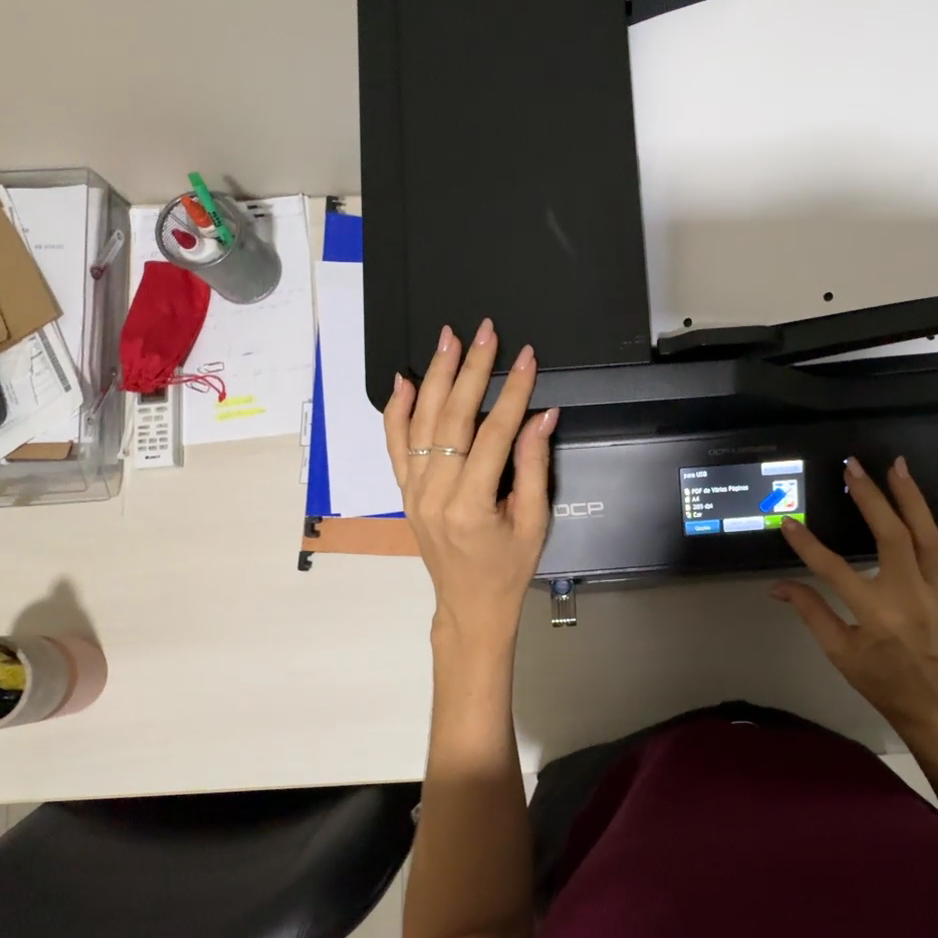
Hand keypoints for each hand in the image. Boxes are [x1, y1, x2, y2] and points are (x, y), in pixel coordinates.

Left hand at [384, 319, 558, 654]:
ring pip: (420, 422)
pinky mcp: (404, 492)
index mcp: (470, 505)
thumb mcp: (534, 522)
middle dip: (471, 370)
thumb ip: (533, 467)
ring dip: (434, 376)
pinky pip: (395, 445)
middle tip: (485, 333)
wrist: (470, 604)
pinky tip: (403, 380)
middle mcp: (434, 494)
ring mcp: (413, 492)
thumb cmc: (508, 569)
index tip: (526, 359)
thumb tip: (542, 416)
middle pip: (451, 418)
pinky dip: (396, 411)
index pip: (493, 434)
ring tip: (448, 339)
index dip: (513, 393)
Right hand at [772, 457, 937, 732]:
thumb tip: (778, 586)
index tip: (788, 523)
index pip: (834, 569)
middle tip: (853, 467)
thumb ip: (811, 613)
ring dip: (911, 497)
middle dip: (870, 498)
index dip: (808, 545)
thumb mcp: (840, 653)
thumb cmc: (882, 683)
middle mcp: (909, 594)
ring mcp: (935, 590)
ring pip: (927, 535)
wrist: (935, 707)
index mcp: (876, 613)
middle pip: (891, 536)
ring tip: (897, 465)